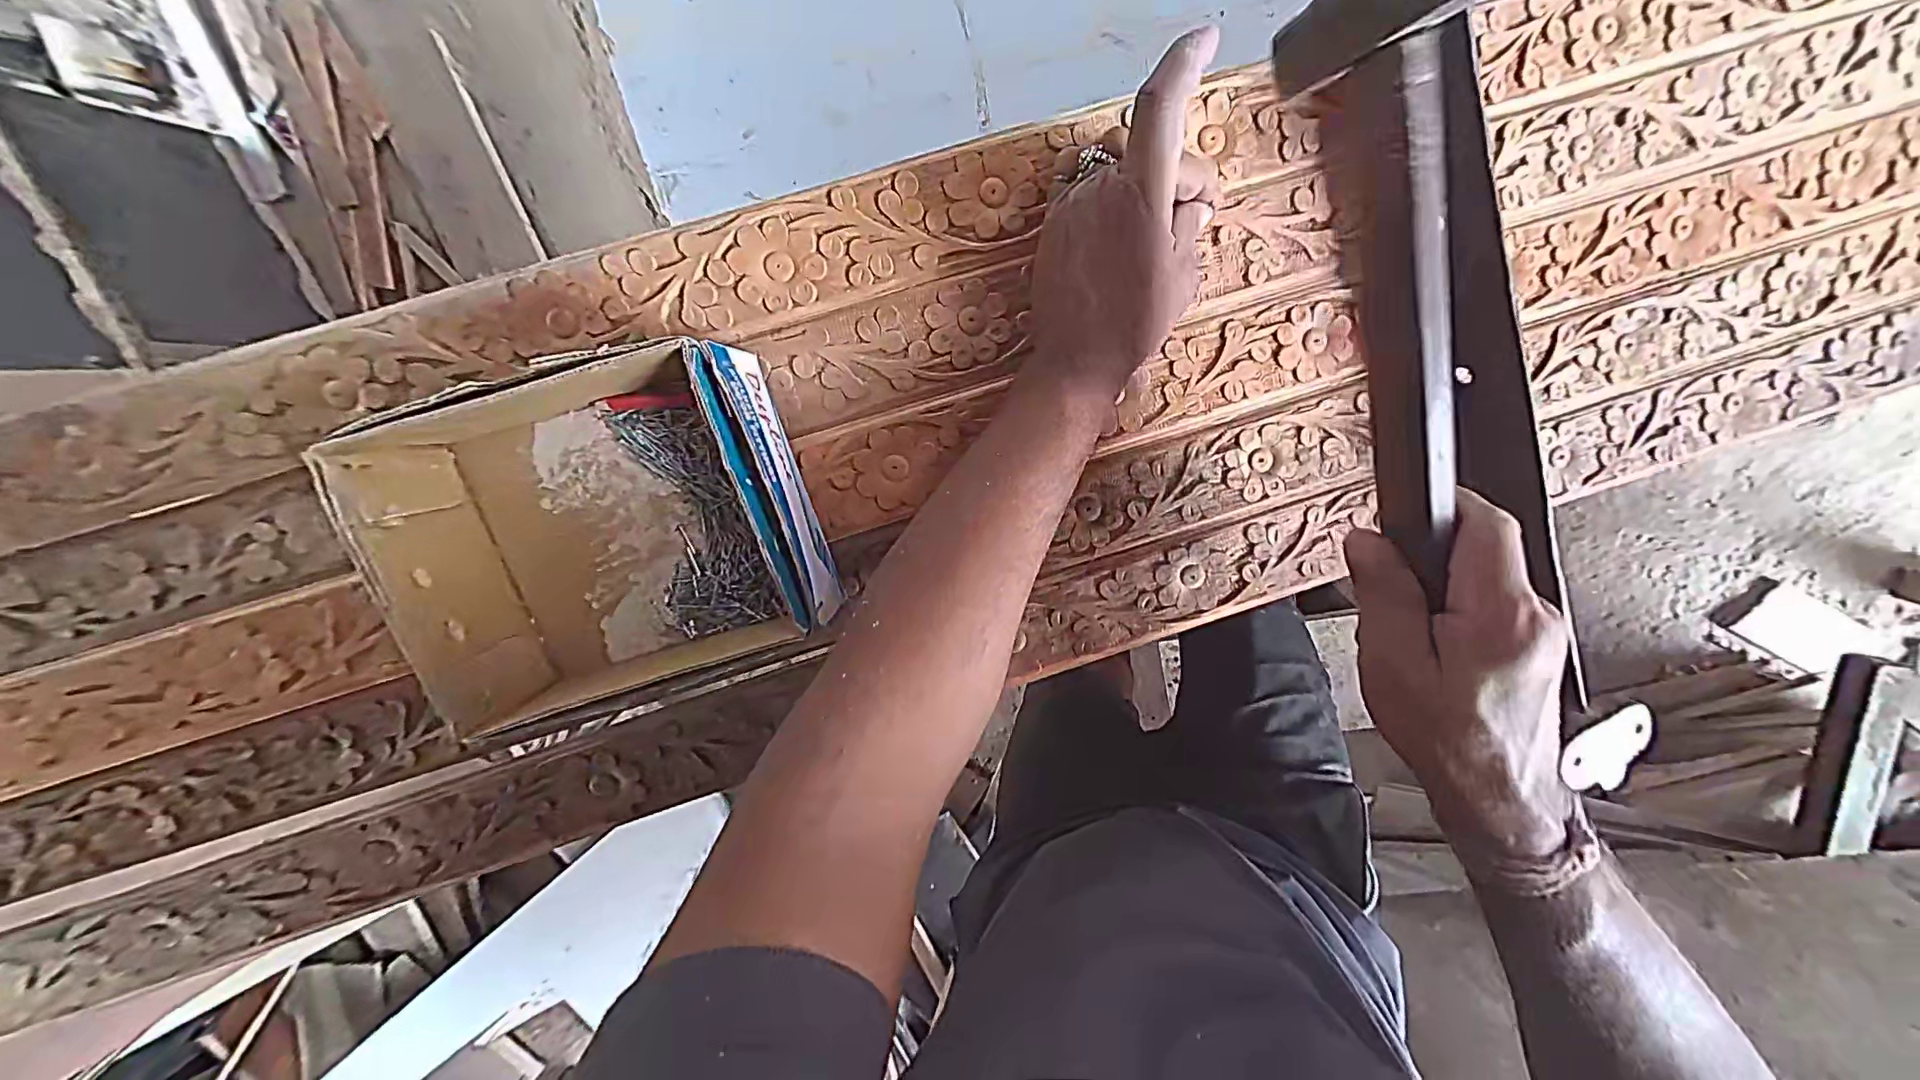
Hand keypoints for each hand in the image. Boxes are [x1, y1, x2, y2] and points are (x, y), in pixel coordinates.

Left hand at [1028, 26, 1221, 401]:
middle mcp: (1099, 190)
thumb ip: (1191, 220)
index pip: (1160, 107)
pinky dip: (1115, 207)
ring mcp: (1071, 206)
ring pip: (1121, 173)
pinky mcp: (1054, 224)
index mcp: (1140, 196)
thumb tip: (1188, 199)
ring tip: (1150, 245)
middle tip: (1192, 218)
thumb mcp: (1184, 274)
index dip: (1183, 63)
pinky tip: (1120, 248)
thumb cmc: (1132, 327)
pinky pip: (1094, 195)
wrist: (1075, 361)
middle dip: (1181, 174)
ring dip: (1145, 192)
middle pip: (1151, 148)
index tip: (1202, 41)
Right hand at [1343, 488, 1576, 862]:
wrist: (1497, 795)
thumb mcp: (1393, 663)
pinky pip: (1494, 600)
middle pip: (1484, 545)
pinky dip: (1457, 606)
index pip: (1486, 523)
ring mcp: (1543, 628)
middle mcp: (1535, 614)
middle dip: (1428, 553)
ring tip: (1409, 628)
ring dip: (1441, 584)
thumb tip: (1368, 542)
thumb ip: (1383, 594)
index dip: (1444, 503)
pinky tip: (1433, 644)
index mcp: (1500, 614)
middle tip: (1390, 588)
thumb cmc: (1446, 739)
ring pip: (1485, 574)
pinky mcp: (1538, 642)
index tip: (1406, 510)